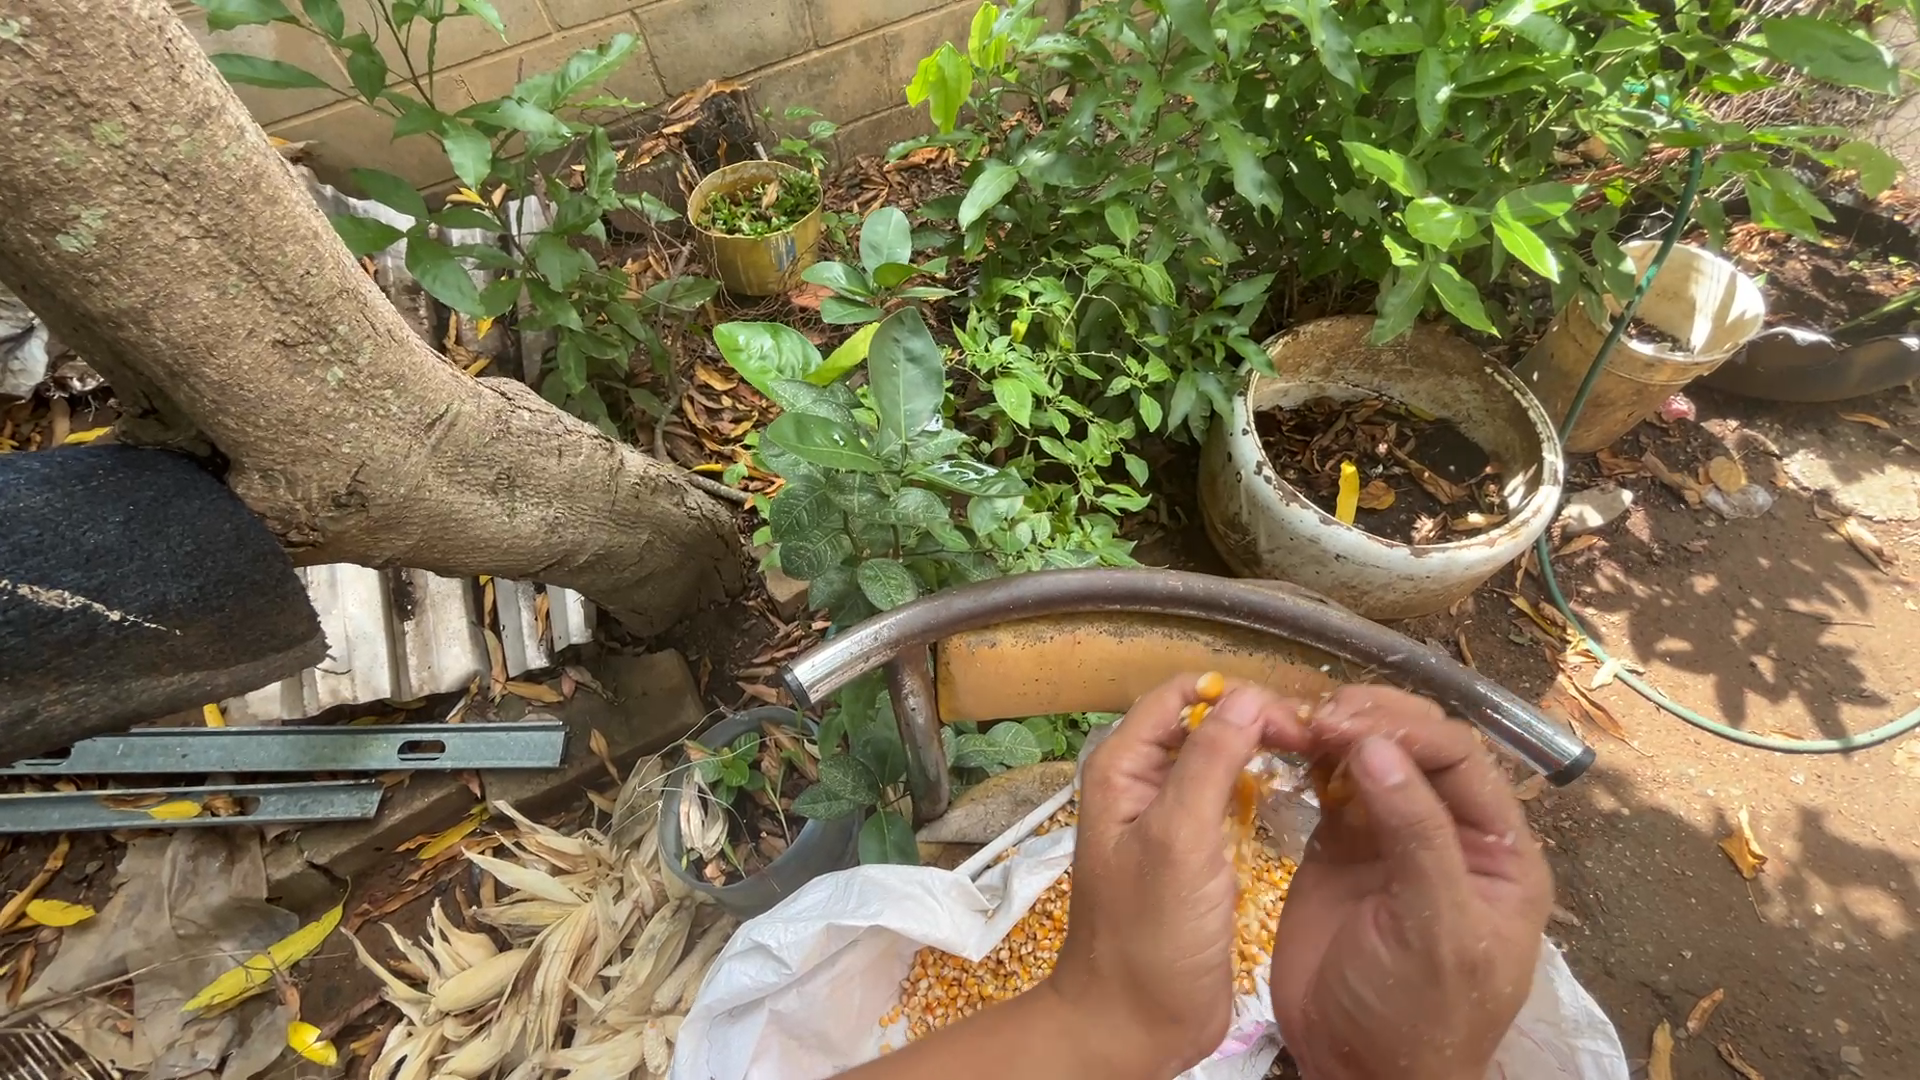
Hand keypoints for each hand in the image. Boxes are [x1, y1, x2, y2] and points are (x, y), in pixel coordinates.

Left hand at [1047, 675, 1310, 1078]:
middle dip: (1252, 720)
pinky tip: (1295, 792)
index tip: (1289, 718)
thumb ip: (1209, 763)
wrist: (1134, 1022)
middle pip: (1200, 723)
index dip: (1231, 696)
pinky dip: (1258, 788)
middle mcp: (1141, 780)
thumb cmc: (1149, 932)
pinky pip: (1227, 798)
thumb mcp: (1178, 840)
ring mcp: (1169, 814)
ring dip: (1259, 751)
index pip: (1177, 697)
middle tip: (1313, 740)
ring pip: (1217, 758)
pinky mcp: (1195, 847)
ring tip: (1314, 758)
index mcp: (1122, 766)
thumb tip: (1246, 697)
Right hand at [1268, 687, 1551, 1079]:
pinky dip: (1309, 755)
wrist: (1354, 1063)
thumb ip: (1414, 832)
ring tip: (1299, 725)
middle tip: (1319, 721)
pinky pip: (1328, 779)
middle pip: (1416, 744)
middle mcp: (1445, 827)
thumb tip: (1373, 747)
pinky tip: (1289, 745)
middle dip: (1371, 720)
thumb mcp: (1434, 927)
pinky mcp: (1337, 838)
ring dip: (1338, 729)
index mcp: (1493, 849)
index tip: (1344, 727)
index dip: (1406, 732)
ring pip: (1370, 752)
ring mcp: (1387, 829)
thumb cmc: (1417, 1008)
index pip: (1458, 759)